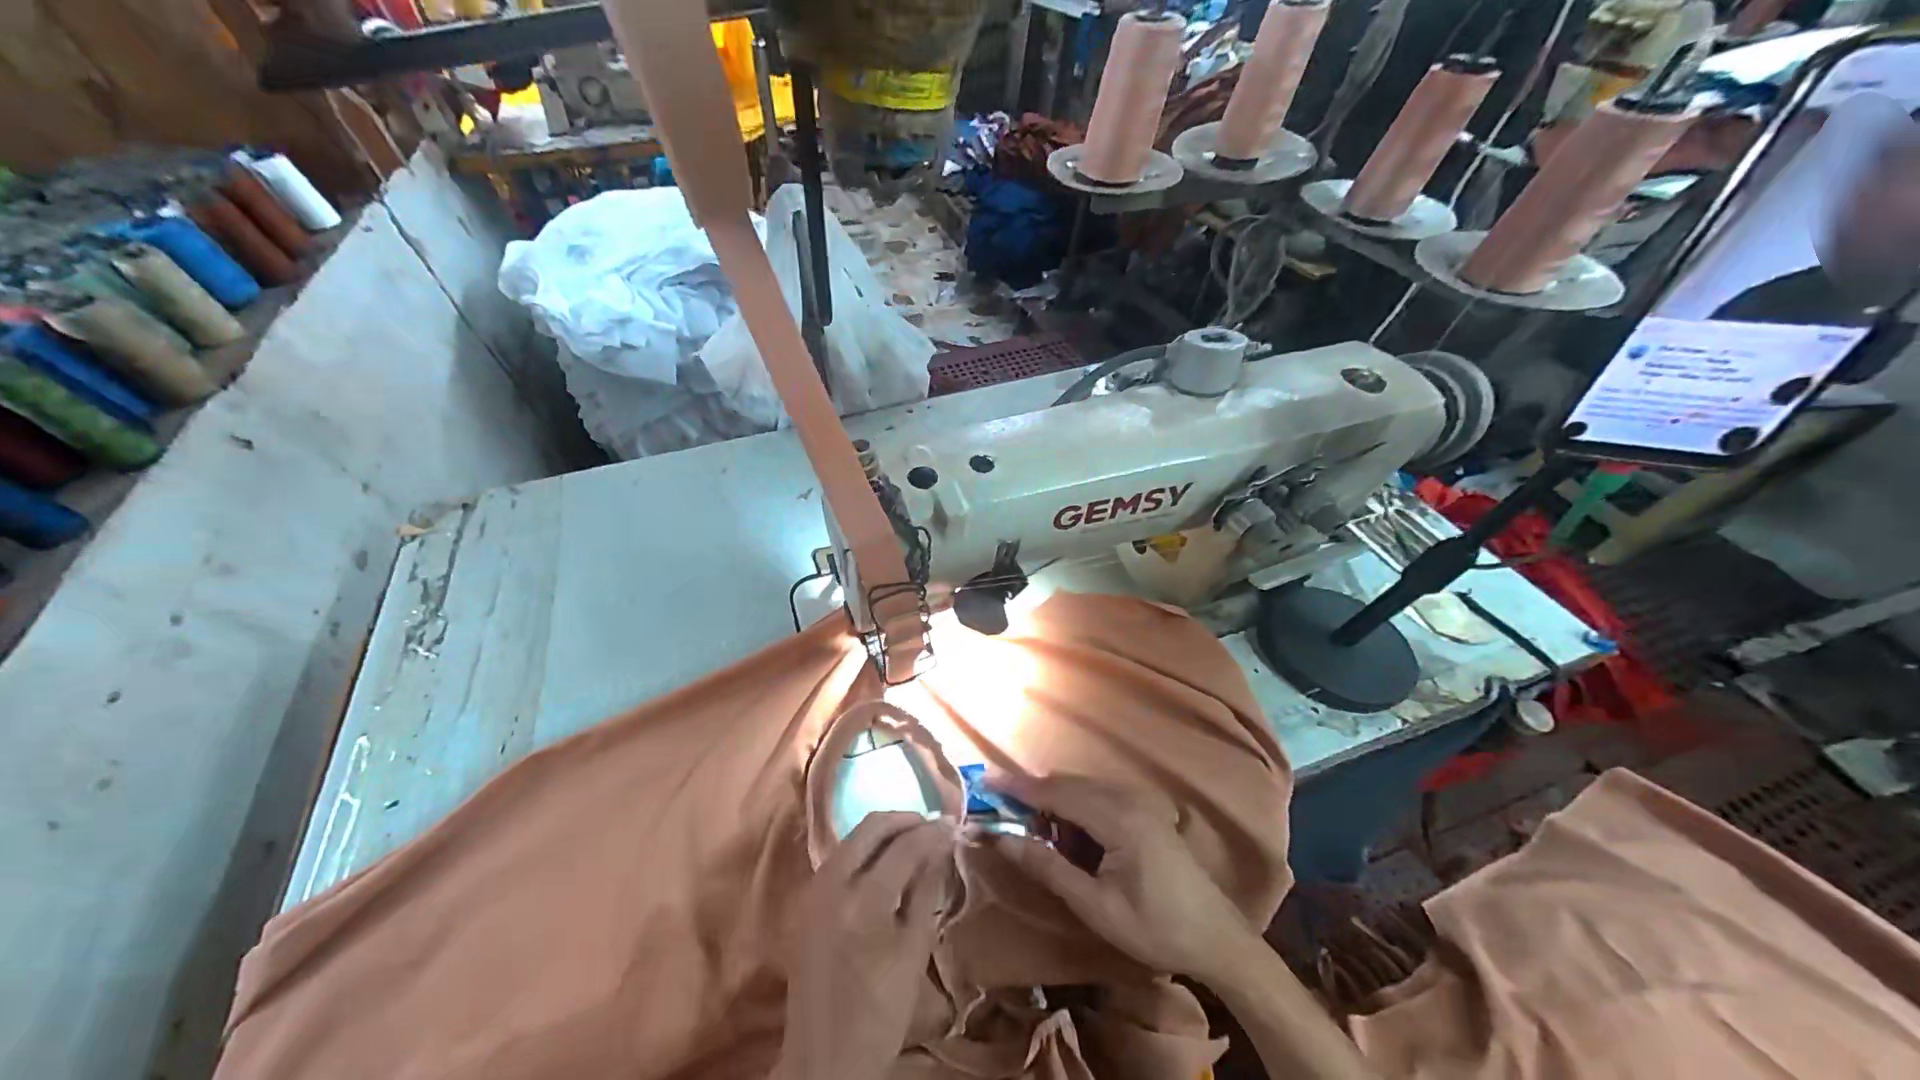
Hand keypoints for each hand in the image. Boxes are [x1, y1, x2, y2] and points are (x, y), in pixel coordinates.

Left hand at [774, 812, 953, 1079]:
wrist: (825, 1056)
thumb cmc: (881, 1011)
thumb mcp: (914, 950)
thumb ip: (927, 888)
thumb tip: (943, 844)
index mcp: (863, 901)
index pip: (905, 846)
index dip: (933, 831)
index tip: (954, 823)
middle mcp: (831, 883)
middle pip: (872, 827)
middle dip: (906, 820)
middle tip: (933, 826)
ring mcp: (812, 889)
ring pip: (853, 837)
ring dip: (885, 832)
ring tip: (915, 840)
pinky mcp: (805, 899)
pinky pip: (839, 856)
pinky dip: (865, 849)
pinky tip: (886, 860)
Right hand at [977, 773, 1257, 986]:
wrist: (1218, 939)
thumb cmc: (1155, 927)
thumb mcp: (1095, 905)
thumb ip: (1048, 866)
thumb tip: (1002, 839)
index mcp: (1118, 818)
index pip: (1056, 792)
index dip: (1017, 787)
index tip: (984, 782)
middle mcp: (1130, 798)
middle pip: (1068, 784)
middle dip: (1032, 793)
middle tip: (999, 809)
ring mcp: (1142, 802)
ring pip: (1084, 788)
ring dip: (1054, 801)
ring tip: (1028, 825)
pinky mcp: (1148, 812)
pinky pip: (1100, 796)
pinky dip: (1075, 807)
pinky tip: (1066, 833)